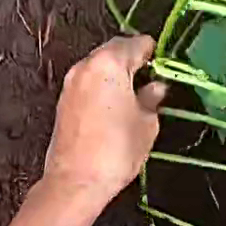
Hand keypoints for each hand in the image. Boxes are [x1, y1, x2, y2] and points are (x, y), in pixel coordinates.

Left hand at [42, 35, 165, 202]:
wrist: (76, 182)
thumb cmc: (116, 151)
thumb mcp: (146, 125)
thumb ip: (151, 100)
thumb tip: (155, 88)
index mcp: (109, 63)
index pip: (136, 44)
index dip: (153, 54)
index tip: (163, 68)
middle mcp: (85, 66)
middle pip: (114, 53)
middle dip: (132, 64)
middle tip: (150, 84)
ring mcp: (70, 85)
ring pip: (98, 70)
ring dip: (115, 78)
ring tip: (133, 100)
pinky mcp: (62, 104)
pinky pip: (87, 87)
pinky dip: (101, 91)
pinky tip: (113, 111)